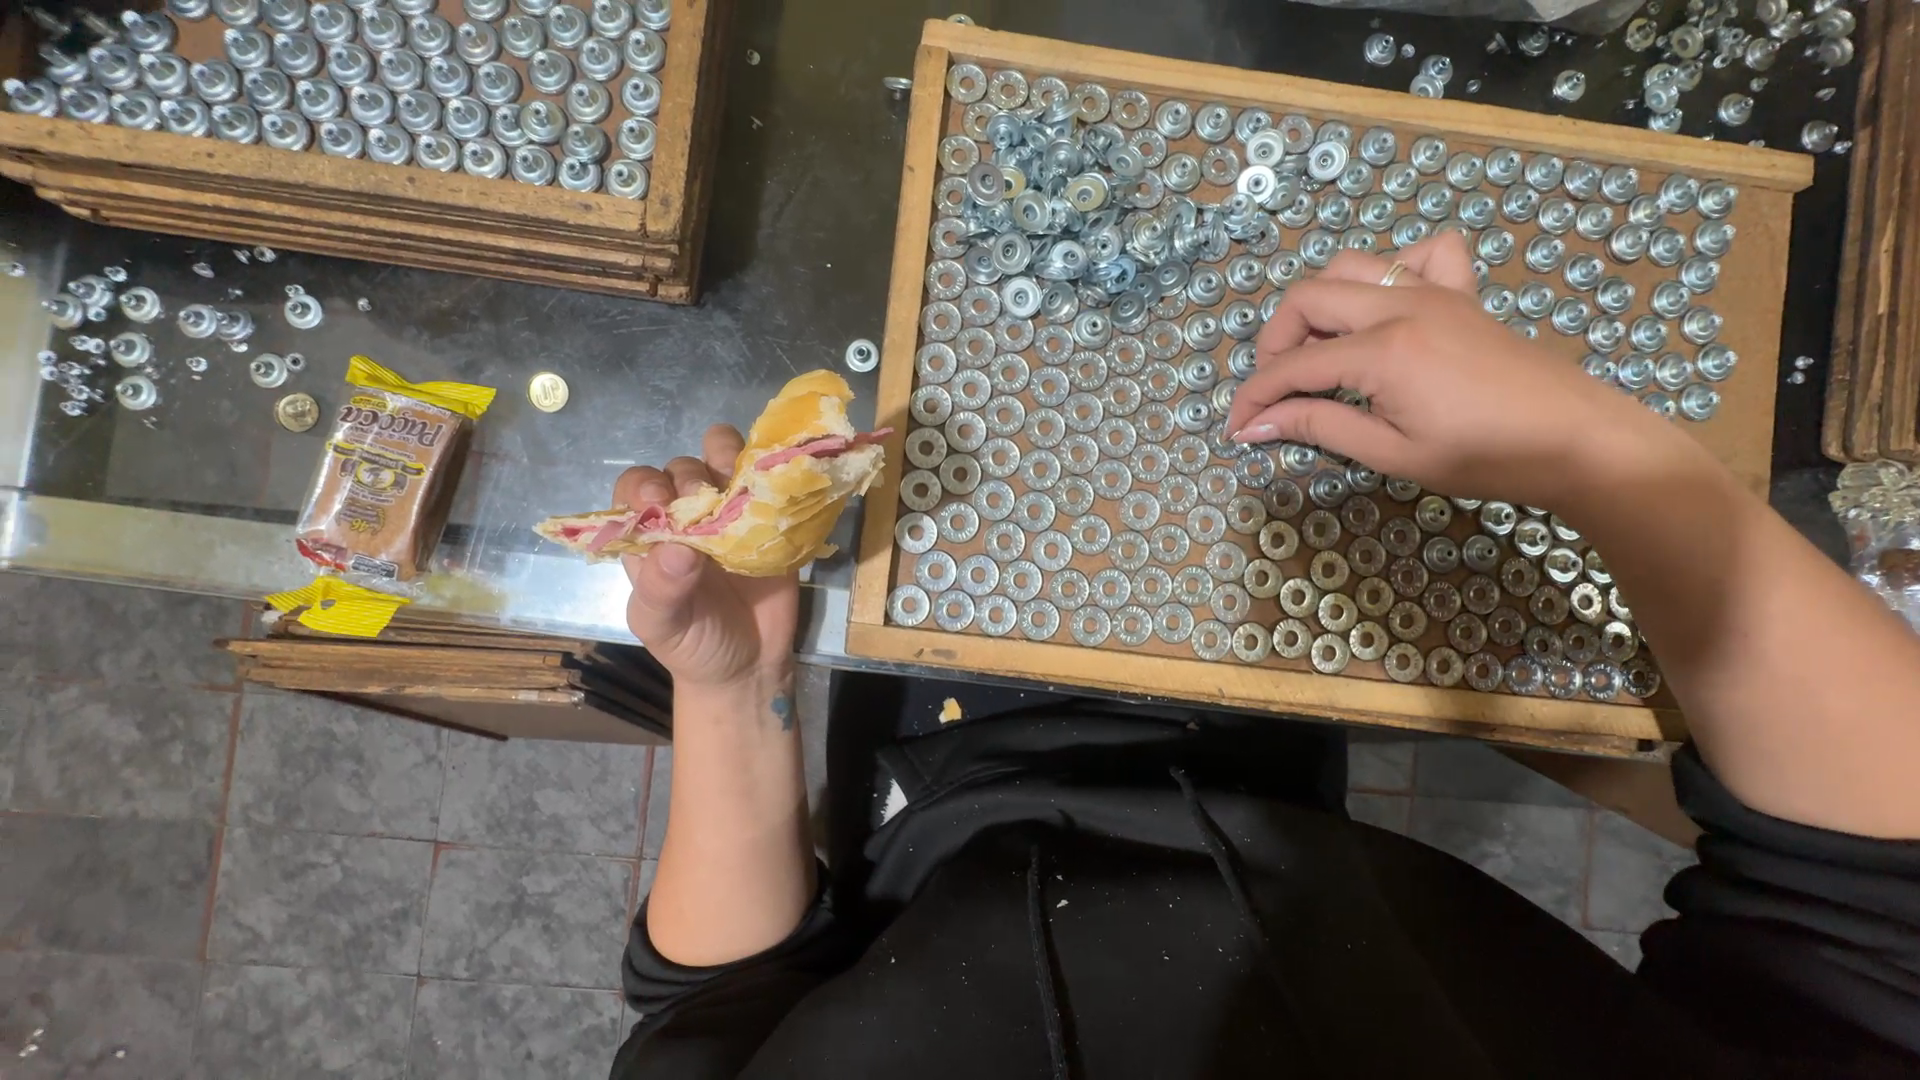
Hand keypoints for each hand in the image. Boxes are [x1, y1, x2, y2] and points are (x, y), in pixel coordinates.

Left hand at [614, 425, 799, 690]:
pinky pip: (768, 481)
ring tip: (739, 488)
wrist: (751, 668)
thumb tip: (678, 547)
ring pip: (722, 459)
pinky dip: (770, 471)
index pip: (636, 488)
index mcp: (650, 535)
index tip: (661, 500)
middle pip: (681, 468)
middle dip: (690, 478)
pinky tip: (772, 486)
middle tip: (704, 505)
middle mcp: (687, 516)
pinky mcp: (770, 518)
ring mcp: (731, 513)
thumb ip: (662, 589)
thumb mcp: (663, 626)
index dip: (645, 486)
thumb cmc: (694, 645)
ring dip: (728, 460)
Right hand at [1223, 233, 1681, 508]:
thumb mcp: (1391, 452)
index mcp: (1383, 351)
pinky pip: (1420, 256)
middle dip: (1274, 343)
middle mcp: (1401, 306)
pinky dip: (1390, 271)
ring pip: (1351, 267)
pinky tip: (1386, 306)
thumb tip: (1256, 424)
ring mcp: (1434, 292)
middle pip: (1307, 298)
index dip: (1255, 398)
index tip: (1238, 428)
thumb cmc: (1484, 458)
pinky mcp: (1461, 295)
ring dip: (1318, 304)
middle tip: (1275, 389)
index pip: (1293, 367)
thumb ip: (1319, 426)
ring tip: (1317, 349)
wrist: (1578, 441)